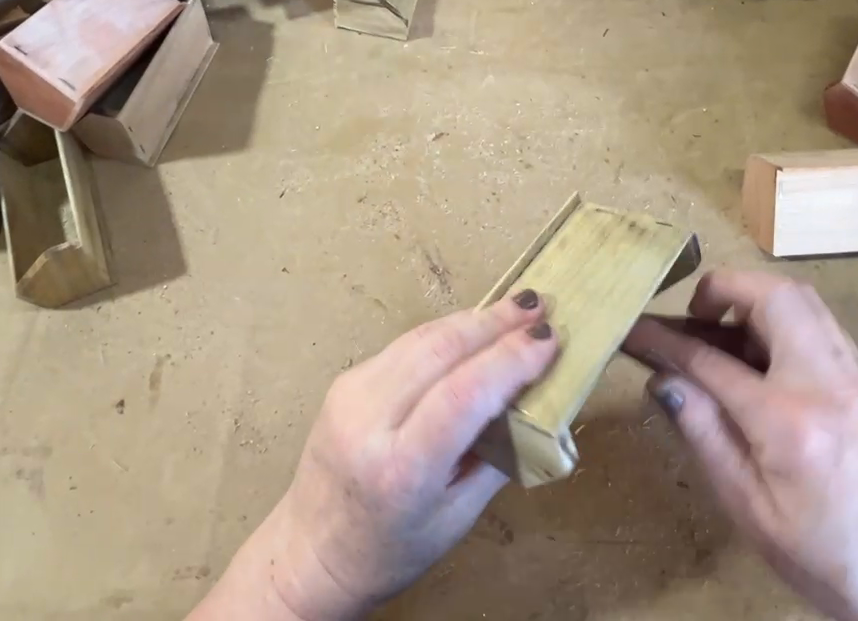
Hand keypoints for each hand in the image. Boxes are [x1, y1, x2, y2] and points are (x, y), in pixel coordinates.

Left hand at [192, 292, 558, 619]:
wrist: (309, 551)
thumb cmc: (392, 549)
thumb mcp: (457, 518)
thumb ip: (496, 456)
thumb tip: (534, 400)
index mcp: (402, 469)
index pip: (462, 395)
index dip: (509, 360)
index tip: (548, 339)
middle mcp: (369, 420)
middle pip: (440, 351)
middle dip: (495, 323)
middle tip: (538, 306)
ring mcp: (350, 393)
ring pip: (422, 338)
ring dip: (472, 318)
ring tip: (515, 307)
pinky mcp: (345, 380)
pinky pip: (404, 346)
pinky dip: (445, 332)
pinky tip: (473, 328)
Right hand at [625, 271, 857, 620]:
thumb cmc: (823, 559)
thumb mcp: (747, 508)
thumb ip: (703, 433)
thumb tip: (662, 378)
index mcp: (788, 422)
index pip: (710, 360)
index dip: (664, 340)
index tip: (633, 328)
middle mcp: (827, 382)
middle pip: (772, 295)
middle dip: (723, 288)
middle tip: (693, 315)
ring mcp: (856, 377)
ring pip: (802, 300)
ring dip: (754, 298)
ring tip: (722, 332)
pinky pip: (819, 324)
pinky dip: (781, 318)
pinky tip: (760, 355)